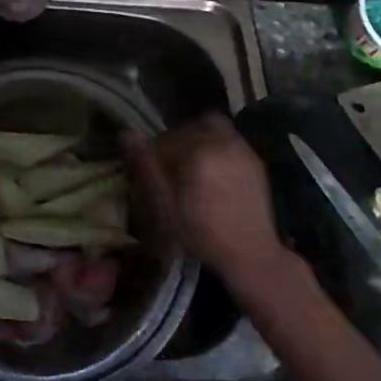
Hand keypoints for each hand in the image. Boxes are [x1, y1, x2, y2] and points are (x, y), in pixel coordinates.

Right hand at [127, 115, 290, 280]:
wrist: (252, 253)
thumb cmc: (203, 235)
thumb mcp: (167, 207)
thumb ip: (147, 167)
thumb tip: (127, 134)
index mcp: (197, 153)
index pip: (165, 139)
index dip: (154, 154)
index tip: (153, 172)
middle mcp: (220, 142)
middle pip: (188, 129)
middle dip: (175, 143)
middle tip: (172, 168)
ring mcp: (240, 148)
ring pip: (210, 126)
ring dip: (196, 139)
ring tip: (193, 164)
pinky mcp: (254, 158)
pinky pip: (229, 137)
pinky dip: (216, 145)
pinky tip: (214, 170)